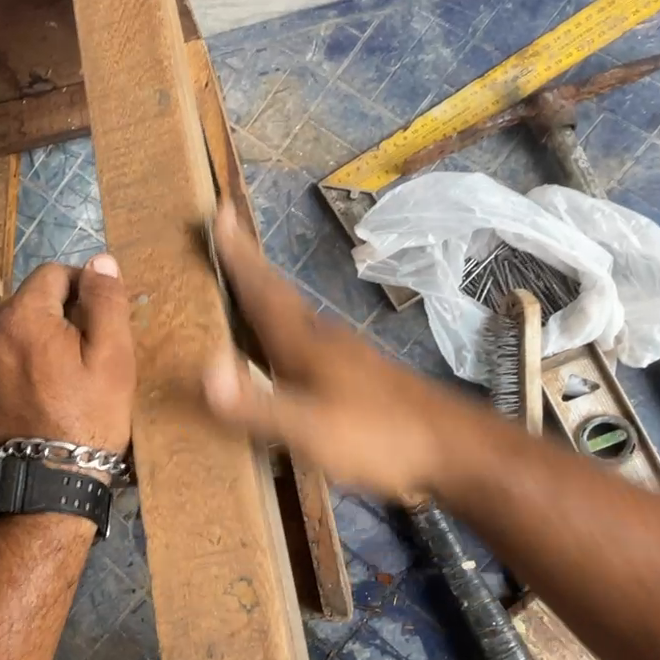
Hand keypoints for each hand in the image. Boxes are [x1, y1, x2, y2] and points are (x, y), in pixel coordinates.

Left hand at [0, 254, 134, 459]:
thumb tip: (99, 261)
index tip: (95, 322)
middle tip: (76, 361)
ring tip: (49, 384)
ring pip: (2, 337)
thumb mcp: (114, 359)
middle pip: (25, 307)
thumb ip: (106, 302)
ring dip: (24, 346)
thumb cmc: (88, 420)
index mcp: (22, 316)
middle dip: (51, 321)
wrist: (45, 487)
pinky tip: (22, 400)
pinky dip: (1, 373)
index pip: (52, 275)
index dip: (80, 290)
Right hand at [201, 201, 498, 500]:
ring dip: (268, 294)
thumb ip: (257, 404)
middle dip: (249, 266)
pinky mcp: (359, 375)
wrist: (455, 447)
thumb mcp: (311, 429)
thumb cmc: (382, 436)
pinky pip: (308, 339)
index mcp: (306, 346)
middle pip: (278, 295)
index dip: (238, 255)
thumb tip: (204, 369)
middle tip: (225, 236)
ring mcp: (345, 355)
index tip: (219, 212)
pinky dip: (286, 328)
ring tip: (246, 285)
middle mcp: (324, 339)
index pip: (263, 292)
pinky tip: (287, 347)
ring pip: (295, 316)